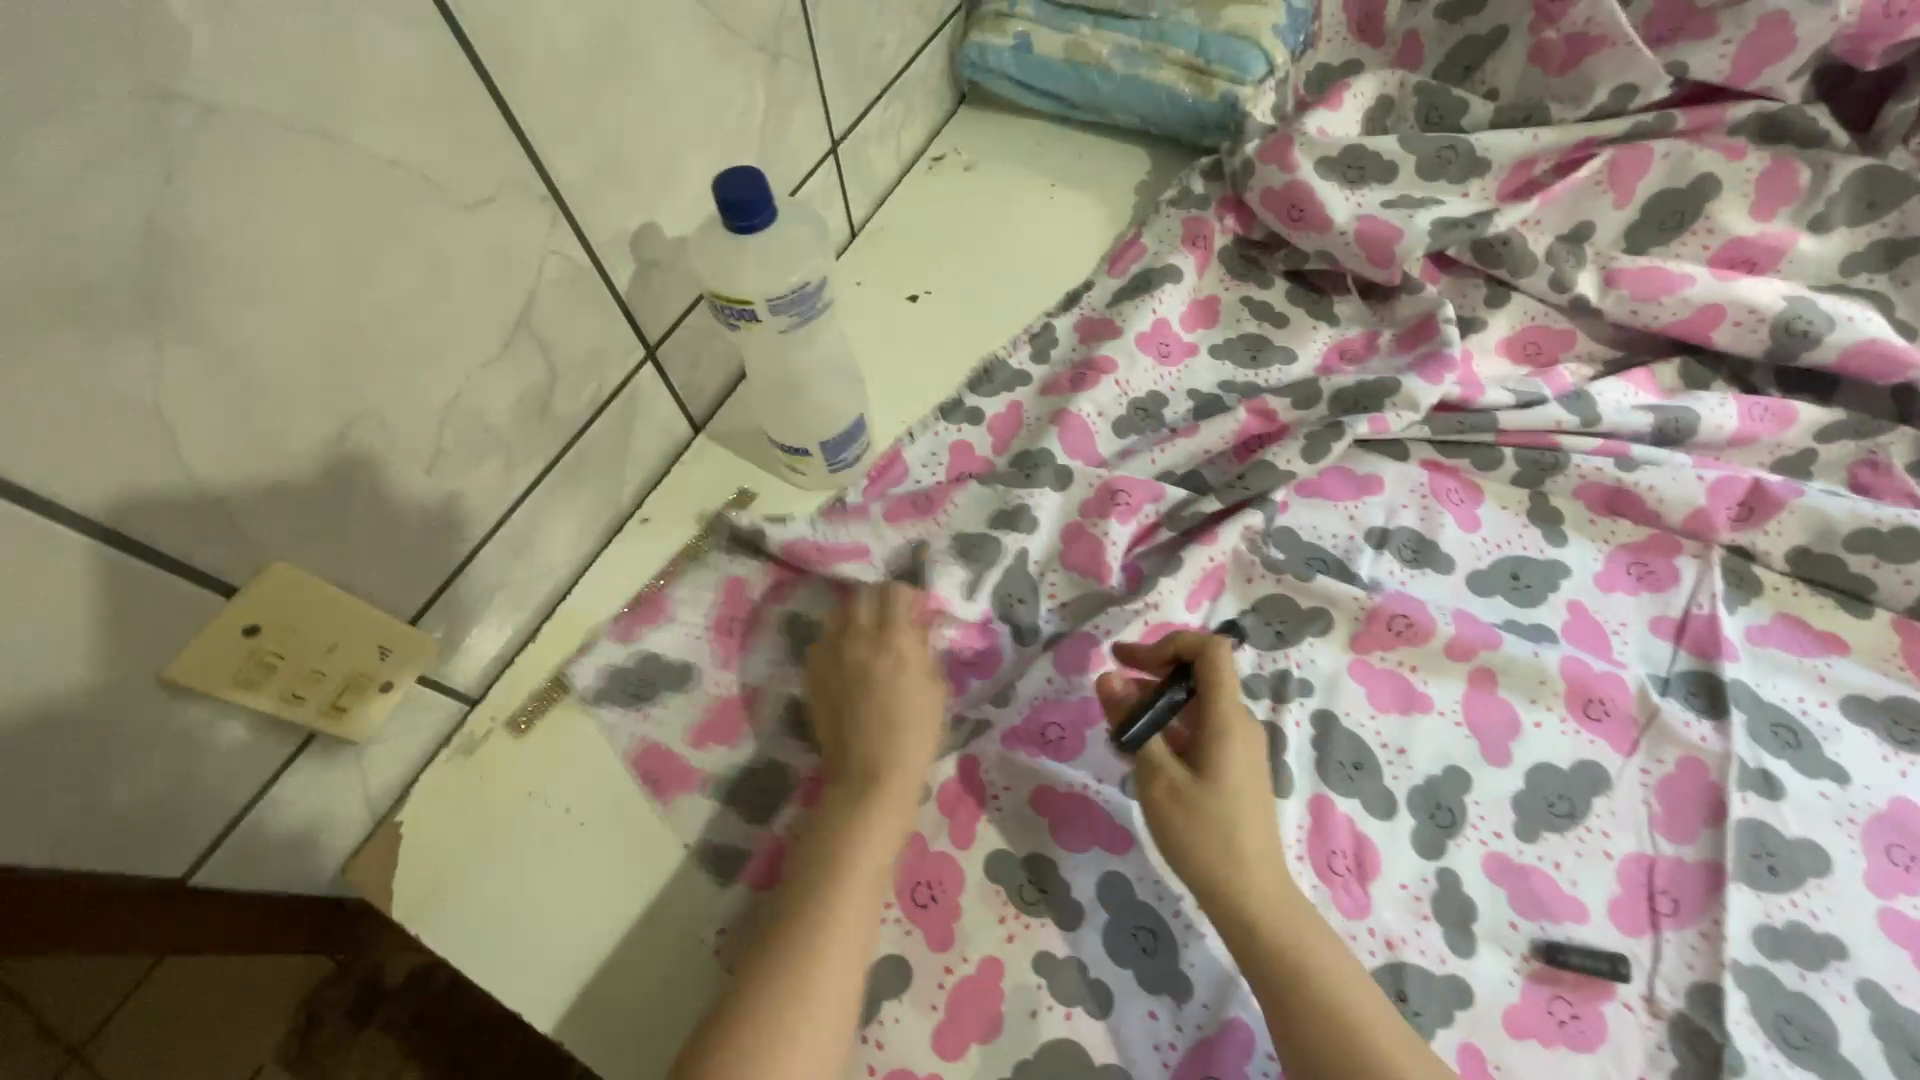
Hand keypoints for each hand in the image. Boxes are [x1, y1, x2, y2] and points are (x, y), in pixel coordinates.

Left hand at [803, 582, 947, 813]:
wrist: (870, 773)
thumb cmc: (915, 734)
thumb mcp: (936, 687)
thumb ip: (925, 649)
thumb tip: (919, 627)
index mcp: (893, 638)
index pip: (894, 591)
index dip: (908, 595)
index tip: (917, 610)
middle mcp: (857, 637)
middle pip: (862, 595)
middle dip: (879, 600)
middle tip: (892, 618)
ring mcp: (829, 654)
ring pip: (837, 614)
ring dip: (855, 616)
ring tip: (866, 635)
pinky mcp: (812, 673)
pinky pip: (822, 641)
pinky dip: (837, 641)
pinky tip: (848, 660)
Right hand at [1095, 632, 1296, 916]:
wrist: (1250, 896)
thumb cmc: (1202, 835)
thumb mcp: (1156, 777)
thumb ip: (1132, 723)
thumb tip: (1109, 677)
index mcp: (1226, 717)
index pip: (1209, 649)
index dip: (1167, 644)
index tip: (1127, 663)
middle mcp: (1238, 722)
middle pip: (1198, 675)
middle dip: (1151, 675)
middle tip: (1110, 693)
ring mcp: (1239, 746)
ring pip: (1195, 705)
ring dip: (1155, 705)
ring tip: (1117, 731)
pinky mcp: (1235, 767)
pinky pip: (1200, 729)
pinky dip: (1169, 729)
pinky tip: (1141, 754)